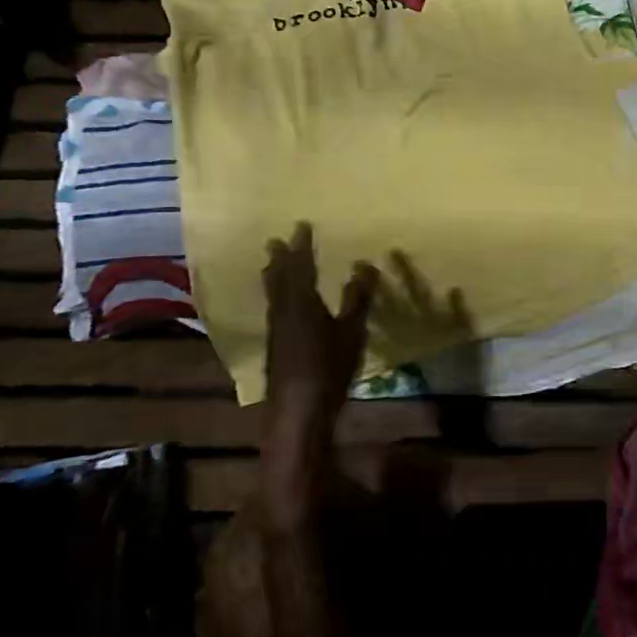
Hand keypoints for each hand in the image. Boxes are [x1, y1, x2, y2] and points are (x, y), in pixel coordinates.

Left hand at [263, 222, 378, 426]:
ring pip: (273, 294)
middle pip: (279, 279)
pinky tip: (282, 302)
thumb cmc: (329, 366)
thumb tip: (363, 265)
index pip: (300, 268)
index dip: (302, 247)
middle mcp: (283, 312)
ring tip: (274, 264)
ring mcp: (277, 330)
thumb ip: (357, 298)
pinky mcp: (277, 346)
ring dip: (274, 276)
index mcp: (301, 304)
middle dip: (280, 259)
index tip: (301, 226)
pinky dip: (277, 294)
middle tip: (276, 240)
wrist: (298, 409)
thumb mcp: (352, 330)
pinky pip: (275, 308)